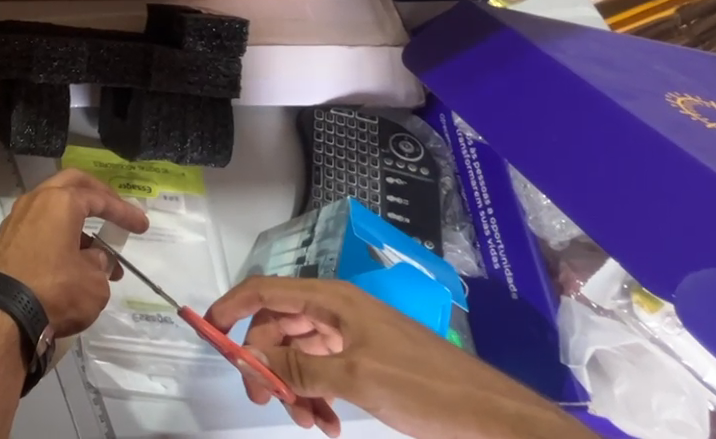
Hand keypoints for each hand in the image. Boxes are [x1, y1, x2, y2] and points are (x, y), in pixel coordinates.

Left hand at [0, 168, 149, 336]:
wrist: (5, 310)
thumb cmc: (57, 289)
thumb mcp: (94, 281)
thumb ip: (100, 263)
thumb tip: (95, 257)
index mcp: (60, 202)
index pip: (98, 198)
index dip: (123, 211)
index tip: (142, 225)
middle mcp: (36, 200)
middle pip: (71, 184)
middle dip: (97, 195)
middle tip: (116, 210)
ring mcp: (18, 217)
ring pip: (54, 207)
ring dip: (79, 223)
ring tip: (103, 256)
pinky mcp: (9, 237)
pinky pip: (41, 225)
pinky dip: (61, 234)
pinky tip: (76, 261)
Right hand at [207, 277, 591, 438]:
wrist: (505, 425)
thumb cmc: (428, 390)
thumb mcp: (356, 379)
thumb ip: (297, 368)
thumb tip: (248, 359)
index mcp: (331, 301)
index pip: (265, 291)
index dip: (233, 306)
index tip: (210, 331)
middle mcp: (336, 313)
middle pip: (279, 328)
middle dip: (267, 362)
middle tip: (262, 399)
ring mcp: (353, 339)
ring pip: (300, 355)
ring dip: (294, 387)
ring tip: (308, 423)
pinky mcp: (369, 365)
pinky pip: (325, 374)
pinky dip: (318, 397)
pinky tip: (328, 424)